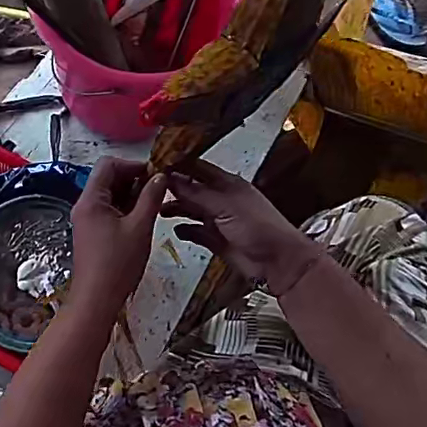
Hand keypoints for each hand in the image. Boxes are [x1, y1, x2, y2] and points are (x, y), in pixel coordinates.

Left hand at [69, 158, 166, 318]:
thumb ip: (151, 198)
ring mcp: (86, 219)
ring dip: (131, 194)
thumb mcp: (140, 227)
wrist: (96, 301)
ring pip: (109, 194)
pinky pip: (108, 209)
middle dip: (133, 179)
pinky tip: (142, 218)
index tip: (154, 174)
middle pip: (108, 178)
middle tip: (158, 189)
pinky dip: (125, 208)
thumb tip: (160, 176)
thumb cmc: (118, 264)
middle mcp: (85, 205)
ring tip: (153, 204)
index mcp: (91, 199)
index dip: (132, 165)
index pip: (108, 165)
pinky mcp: (91, 231)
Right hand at [162, 161, 323, 295]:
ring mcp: (218, 219)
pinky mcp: (216, 240)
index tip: (155, 164)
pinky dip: (185, 230)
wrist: (278, 262)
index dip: (178, 165)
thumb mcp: (224, 205)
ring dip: (176, 208)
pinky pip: (195, 232)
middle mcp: (220, 198)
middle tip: (148, 188)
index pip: (197, 168)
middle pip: (192, 188)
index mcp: (226, 184)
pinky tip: (175, 230)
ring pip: (192, 209)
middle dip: (172, 187)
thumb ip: (196, 192)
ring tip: (157, 210)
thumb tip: (171, 177)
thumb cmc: (256, 226)